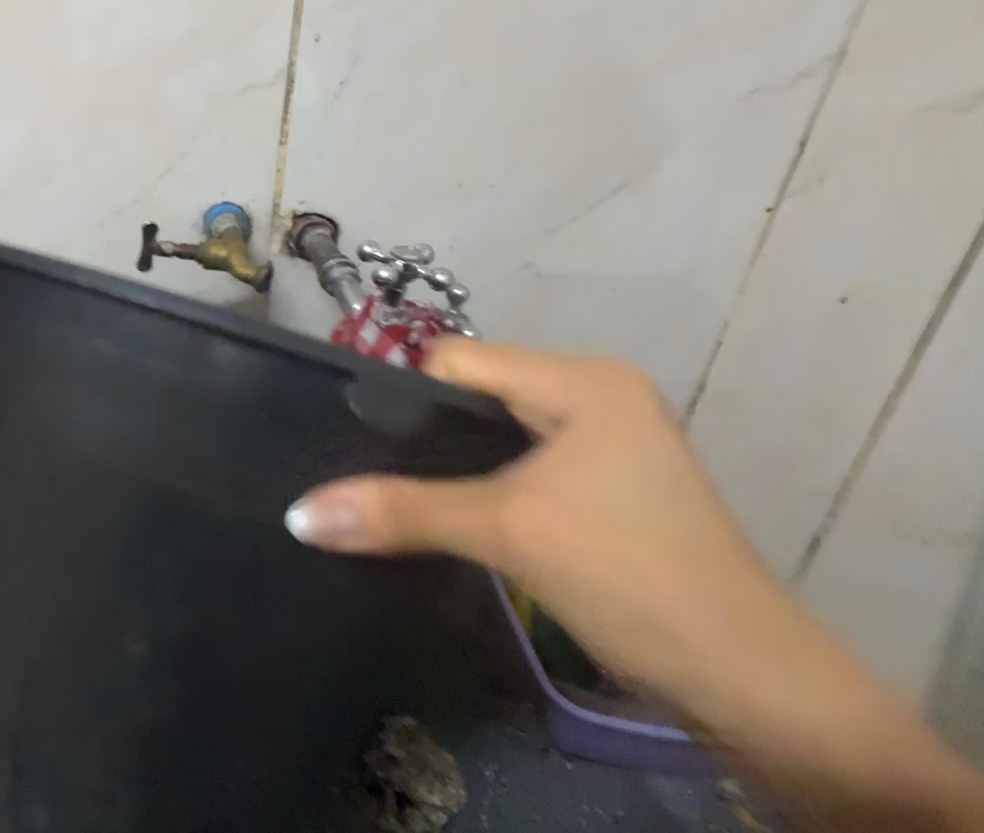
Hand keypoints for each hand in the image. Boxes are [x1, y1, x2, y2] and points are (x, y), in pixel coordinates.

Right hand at [285, 338, 983, 830]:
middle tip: (365, 475)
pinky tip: (441, 517)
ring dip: (444, 468)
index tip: (363, 447)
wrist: (743, 680)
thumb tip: (296, 514)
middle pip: (470, 395)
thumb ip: (397, 512)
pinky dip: (473, 488)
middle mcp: (593, 396)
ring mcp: (599, 444)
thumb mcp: (503, 532)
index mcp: (583, 380)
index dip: (405, 400)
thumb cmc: (629, 575)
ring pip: (488, 435)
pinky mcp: (598, 488)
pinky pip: (511, 467)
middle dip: (419, 437)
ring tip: (393, 499)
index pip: (456, 360)